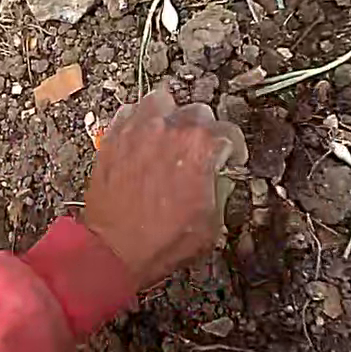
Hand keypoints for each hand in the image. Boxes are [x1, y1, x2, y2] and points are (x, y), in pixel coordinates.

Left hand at [80, 89, 245, 287]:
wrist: (115, 250)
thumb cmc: (159, 240)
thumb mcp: (211, 224)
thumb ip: (220, 190)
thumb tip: (217, 180)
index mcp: (200, 148)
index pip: (229, 132)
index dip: (235, 148)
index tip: (231, 156)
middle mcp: (170, 131)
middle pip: (199, 112)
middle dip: (205, 130)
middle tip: (202, 148)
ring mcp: (139, 131)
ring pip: (163, 101)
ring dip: (172, 115)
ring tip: (172, 132)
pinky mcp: (115, 138)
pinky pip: (130, 112)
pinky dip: (140, 120)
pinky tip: (144, 134)